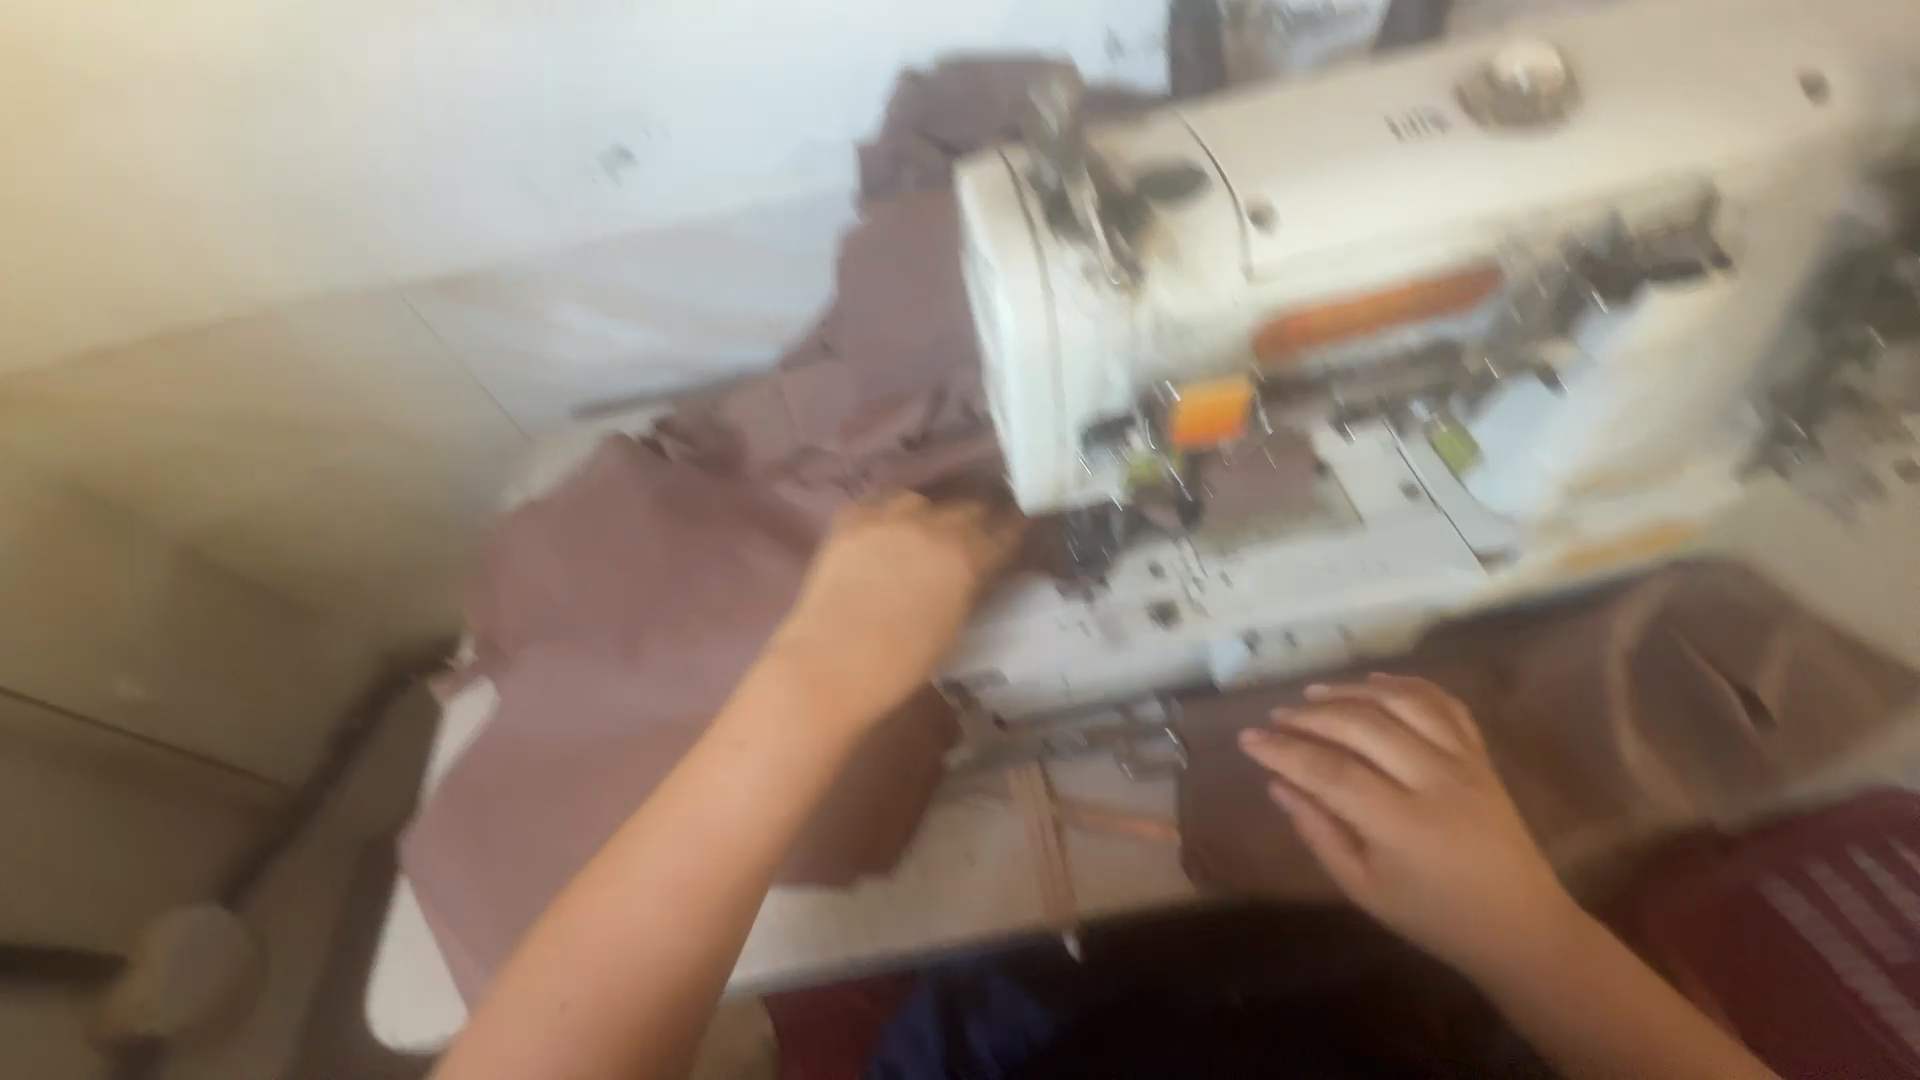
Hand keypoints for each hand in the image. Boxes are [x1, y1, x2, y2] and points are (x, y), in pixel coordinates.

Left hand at [766, 493, 1025, 729]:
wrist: (832, 661)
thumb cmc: (902, 662)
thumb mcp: (952, 625)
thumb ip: (966, 588)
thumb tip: (970, 573)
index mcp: (966, 557)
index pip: (1002, 534)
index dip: (1013, 531)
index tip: (1019, 527)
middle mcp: (931, 527)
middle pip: (965, 509)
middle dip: (976, 520)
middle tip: (977, 531)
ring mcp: (887, 519)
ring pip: (919, 501)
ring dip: (929, 514)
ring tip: (925, 530)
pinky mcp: (850, 522)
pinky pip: (876, 506)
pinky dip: (885, 517)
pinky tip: (883, 532)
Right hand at [1239, 674, 1581, 980]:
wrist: (1524, 929)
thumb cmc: (1433, 916)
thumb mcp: (1362, 888)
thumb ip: (1317, 832)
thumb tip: (1277, 784)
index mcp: (1405, 826)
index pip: (1331, 773)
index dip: (1283, 752)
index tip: (1247, 739)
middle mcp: (1437, 783)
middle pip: (1363, 728)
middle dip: (1310, 717)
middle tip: (1274, 717)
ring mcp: (1466, 764)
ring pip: (1402, 704)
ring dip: (1352, 691)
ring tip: (1314, 694)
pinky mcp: (1482, 758)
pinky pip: (1445, 705)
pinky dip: (1407, 686)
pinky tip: (1374, 683)